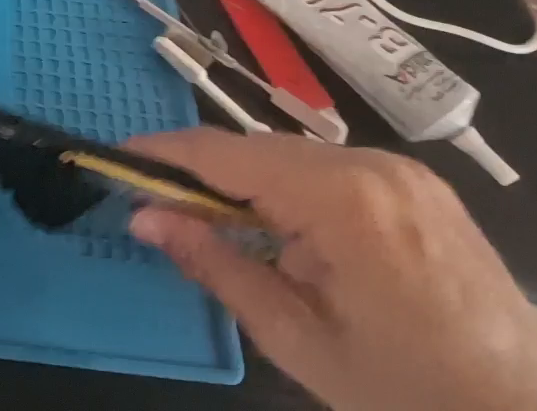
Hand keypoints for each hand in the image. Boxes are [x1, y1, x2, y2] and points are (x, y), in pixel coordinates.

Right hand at [125, 129, 536, 410]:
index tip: (116, 162)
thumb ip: (214, 264)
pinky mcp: (420, 187)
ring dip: (243, 181)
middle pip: (256, 149)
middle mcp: (373, 164)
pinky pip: (328, 170)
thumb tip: (144, 218)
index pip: (225, 154)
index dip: (163, 154)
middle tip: (158, 207)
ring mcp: (404, 171)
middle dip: (201, 172)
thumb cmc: (409, 393)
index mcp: (342, 198)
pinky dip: (286, 188)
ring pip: (290, 156)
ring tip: (212, 221)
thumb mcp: (295, 337)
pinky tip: (278, 227)